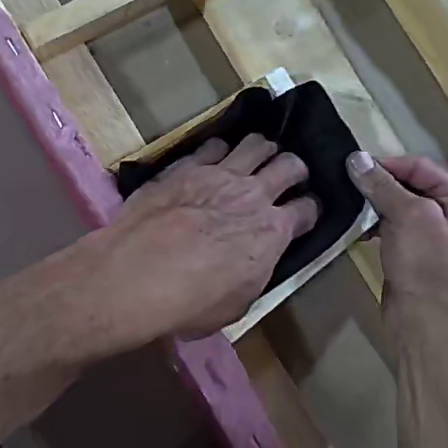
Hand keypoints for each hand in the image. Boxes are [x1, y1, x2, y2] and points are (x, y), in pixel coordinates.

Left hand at [95, 134, 319, 342]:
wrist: (137, 276)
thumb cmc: (191, 303)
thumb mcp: (238, 304)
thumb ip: (254, 273)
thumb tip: (254, 263)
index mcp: (273, 232)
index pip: (308, 210)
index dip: (310, 211)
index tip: (304, 214)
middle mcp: (254, 195)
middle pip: (290, 165)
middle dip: (294, 169)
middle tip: (287, 177)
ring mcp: (220, 174)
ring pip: (256, 144)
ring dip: (262, 149)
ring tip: (257, 157)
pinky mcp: (187, 166)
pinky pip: (214, 145)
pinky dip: (220, 149)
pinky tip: (215, 157)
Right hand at [344, 152, 447, 336]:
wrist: (433, 333)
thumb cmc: (430, 269)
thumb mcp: (410, 218)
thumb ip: (384, 186)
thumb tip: (356, 158)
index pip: (421, 167)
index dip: (388, 164)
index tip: (353, 165)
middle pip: (410, 187)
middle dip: (379, 185)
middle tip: (344, 182)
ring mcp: (434, 240)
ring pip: (399, 210)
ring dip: (374, 207)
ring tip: (346, 203)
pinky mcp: (415, 260)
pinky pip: (392, 233)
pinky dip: (374, 228)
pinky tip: (355, 229)